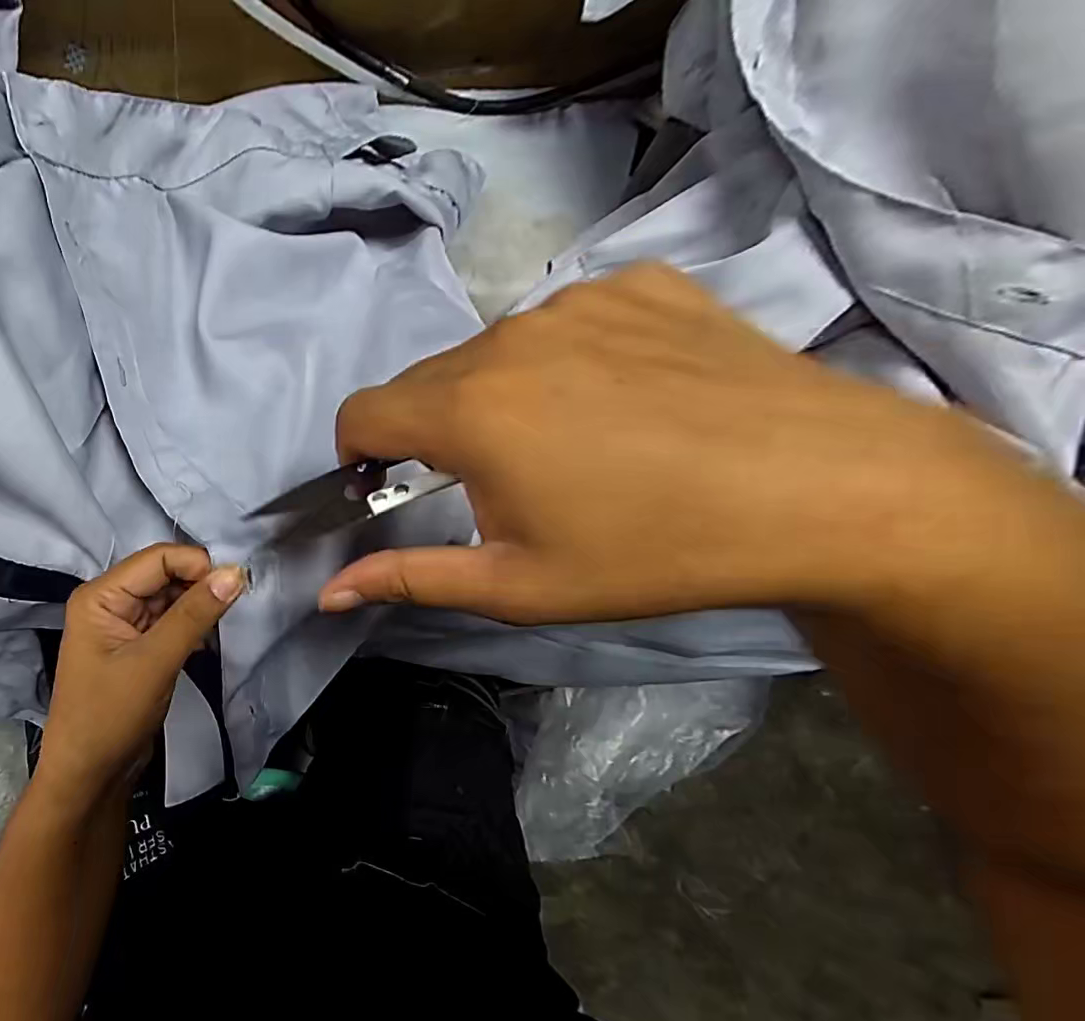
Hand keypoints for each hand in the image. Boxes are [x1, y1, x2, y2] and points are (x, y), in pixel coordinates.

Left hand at [36, 545, 244, 796]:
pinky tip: (209, 642)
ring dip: (197, 608)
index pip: (157, 558)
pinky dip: (190, 628)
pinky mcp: (135, 647)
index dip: (197, 565)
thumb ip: (194, 615)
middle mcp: (108, 602)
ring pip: (169, 599)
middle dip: (199, 586)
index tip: (235, 585)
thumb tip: (234, 574)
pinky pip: (168, 623)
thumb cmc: (111, 715)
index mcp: (100, 596)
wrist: (87, 774)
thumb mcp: (155, 662)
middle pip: (163, 575)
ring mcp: (121, 626)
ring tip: (223, 627)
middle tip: (235, 606)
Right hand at [319, 263, 1062, 623]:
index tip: (391, 481)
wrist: (836, 494)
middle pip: (420, 382)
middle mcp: (505, 341)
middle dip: (426, 429)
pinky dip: (559, 356)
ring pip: (485, 351)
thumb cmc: (653, 551)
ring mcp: (575, 304)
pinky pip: (558, 320)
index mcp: (467, 411)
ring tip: (563, 438)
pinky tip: (616, 395)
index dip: (360, 452)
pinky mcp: (638, 285)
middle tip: (490, 478)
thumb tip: (327, 592)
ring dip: (490, 392)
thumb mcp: (515, 585)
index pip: (360, 413)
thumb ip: (407, 578)